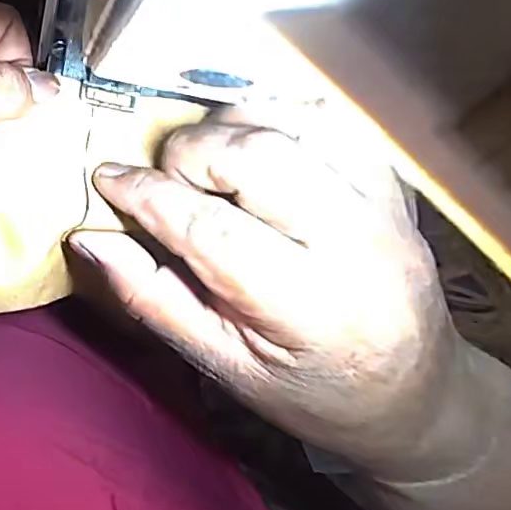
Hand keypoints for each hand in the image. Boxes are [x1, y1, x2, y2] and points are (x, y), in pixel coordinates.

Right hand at [67, 111, 496, 483]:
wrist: (420, 393)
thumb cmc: (311, 390)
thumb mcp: (223, 366)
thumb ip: (152, 298)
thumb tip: (91, 239)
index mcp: (307, 308)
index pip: (207, 226)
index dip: (144, 194)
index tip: (107, 178)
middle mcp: (354, 243)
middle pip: (252, 156)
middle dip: (187, 154)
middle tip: (167, 180)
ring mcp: (381, 202)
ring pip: (285, 121)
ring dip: (226, 130)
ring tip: (208, 165)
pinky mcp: (389, 177)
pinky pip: (320, 116)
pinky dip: (271, 117)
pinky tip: (252, 147)